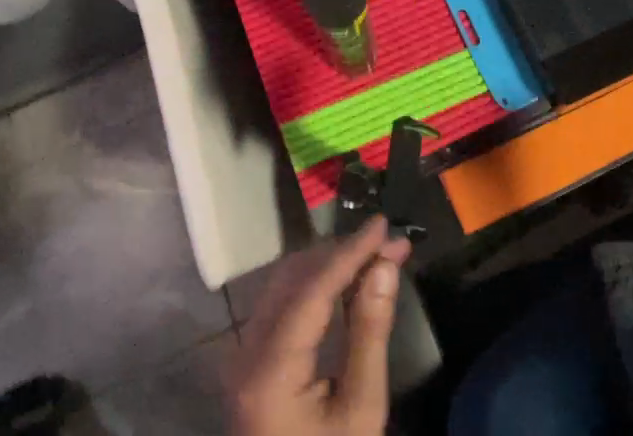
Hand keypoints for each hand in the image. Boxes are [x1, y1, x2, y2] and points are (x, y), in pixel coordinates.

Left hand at [226, 216, 411, 435]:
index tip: (384, 224)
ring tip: (376, 257)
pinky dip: (314, 286)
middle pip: (292, 280)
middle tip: (391, 244)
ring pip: (283, 287)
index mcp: (268, 369)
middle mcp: (244, 353)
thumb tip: (384, 266)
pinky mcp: (248, 364)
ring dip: (329, 266)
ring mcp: (241, 358)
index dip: (350, 251)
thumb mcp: (361, 408)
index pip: (312, 289)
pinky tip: (346, 284)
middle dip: (343, 254)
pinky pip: (280, 307)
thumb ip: (369, 333)